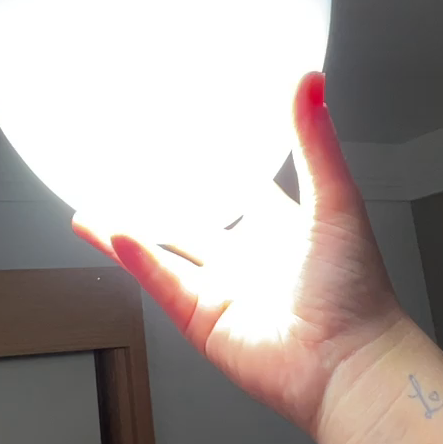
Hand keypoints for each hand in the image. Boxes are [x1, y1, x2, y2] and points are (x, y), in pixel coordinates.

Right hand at [75, 72, 409, 431]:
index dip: (211, 165)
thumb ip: (313, 143)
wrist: (348, 364)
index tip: (180, 138)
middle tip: (119, 175)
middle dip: (153, 199)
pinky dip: (138, 259)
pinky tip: (114, 235)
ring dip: (125, 232)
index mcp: (278, 227)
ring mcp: (221, 290)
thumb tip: (310, 79)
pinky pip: (162, 282)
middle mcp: (246, 258)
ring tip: (88, 213)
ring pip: (162, 252)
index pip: (236, 188)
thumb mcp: (334, 200)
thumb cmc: (354, 290)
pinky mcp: (202, 321)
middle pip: (187, 221)